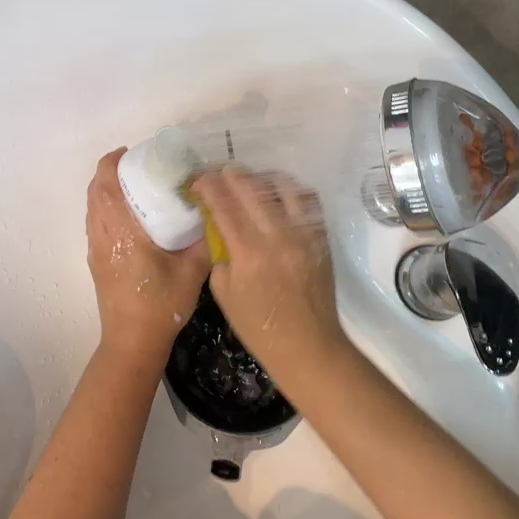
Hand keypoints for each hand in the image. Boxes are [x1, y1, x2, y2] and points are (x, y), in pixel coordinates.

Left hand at [85, 148, 210, 361]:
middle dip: (110, 172)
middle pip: (95, 191)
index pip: (105, 185)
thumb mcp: (192, 270)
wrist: (132, 342)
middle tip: (137, 166)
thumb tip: (211, 210)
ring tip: (134, 186)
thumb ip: (203, 238)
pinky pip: (95, 222)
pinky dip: (106, 208)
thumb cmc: (161, 305)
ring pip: (92, 207)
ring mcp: (96, 249)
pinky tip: (130, 216)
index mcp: (122, 231)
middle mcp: (103, 235)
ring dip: (106, 190)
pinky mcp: (97, 261)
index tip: (130, 151)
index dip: (112, 162)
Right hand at [189, 164, 347, 379]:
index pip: (223, 205)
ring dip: (261, 178)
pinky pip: (307, 201)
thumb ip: (220, 254)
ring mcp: (303, 234)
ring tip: (250, 180)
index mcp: (248, 252)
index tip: (198, 180)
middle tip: (220, 173)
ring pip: (282, 187)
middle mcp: (277, 236)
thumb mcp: (224, 292)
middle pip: (251, 188)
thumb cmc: (259, 327)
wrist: (308, 345)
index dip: (207, 186)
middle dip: (231, 175)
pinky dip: (290, 190)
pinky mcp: (320, 238)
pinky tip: (278, 193)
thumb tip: (220, 228)